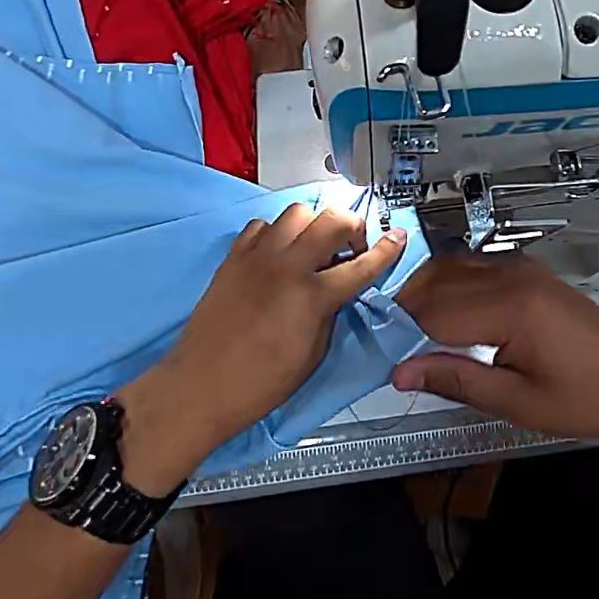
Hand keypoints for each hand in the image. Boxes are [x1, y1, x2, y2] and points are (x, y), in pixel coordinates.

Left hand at [116, 204, 406, 492]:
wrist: (201, 387)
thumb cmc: (261, 382)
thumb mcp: (314, 353)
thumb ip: (332, 312)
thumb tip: (339, 290)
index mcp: (312, 297)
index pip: (362, 264)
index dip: (387, 249)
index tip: (398, 237)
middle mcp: (286, 267)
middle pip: (332, 219)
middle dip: (353, 226)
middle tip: (353, 246)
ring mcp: (256, 257)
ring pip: (296, 212)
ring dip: (315, 224)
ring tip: (315, 247)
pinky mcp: (233, 258)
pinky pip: (261, 226)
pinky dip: (277, 233)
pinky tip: (279, 254)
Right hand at [389, 255, 598, 449]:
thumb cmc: (589, 400)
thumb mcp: (518, 401)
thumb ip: (455, 379)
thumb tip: (401, 372)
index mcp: (511, 306)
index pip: (432, 311)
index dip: (399, 332)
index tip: (376, 351)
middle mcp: (514, 275)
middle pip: (437, 280)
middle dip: (405, 307)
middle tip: (382, 340)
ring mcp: (523, 269)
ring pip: (452, 267)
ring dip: (424, 292)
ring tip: (405, 330)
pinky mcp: (530, 272)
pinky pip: (475, 268)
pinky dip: (449, 285)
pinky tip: (442, 312)